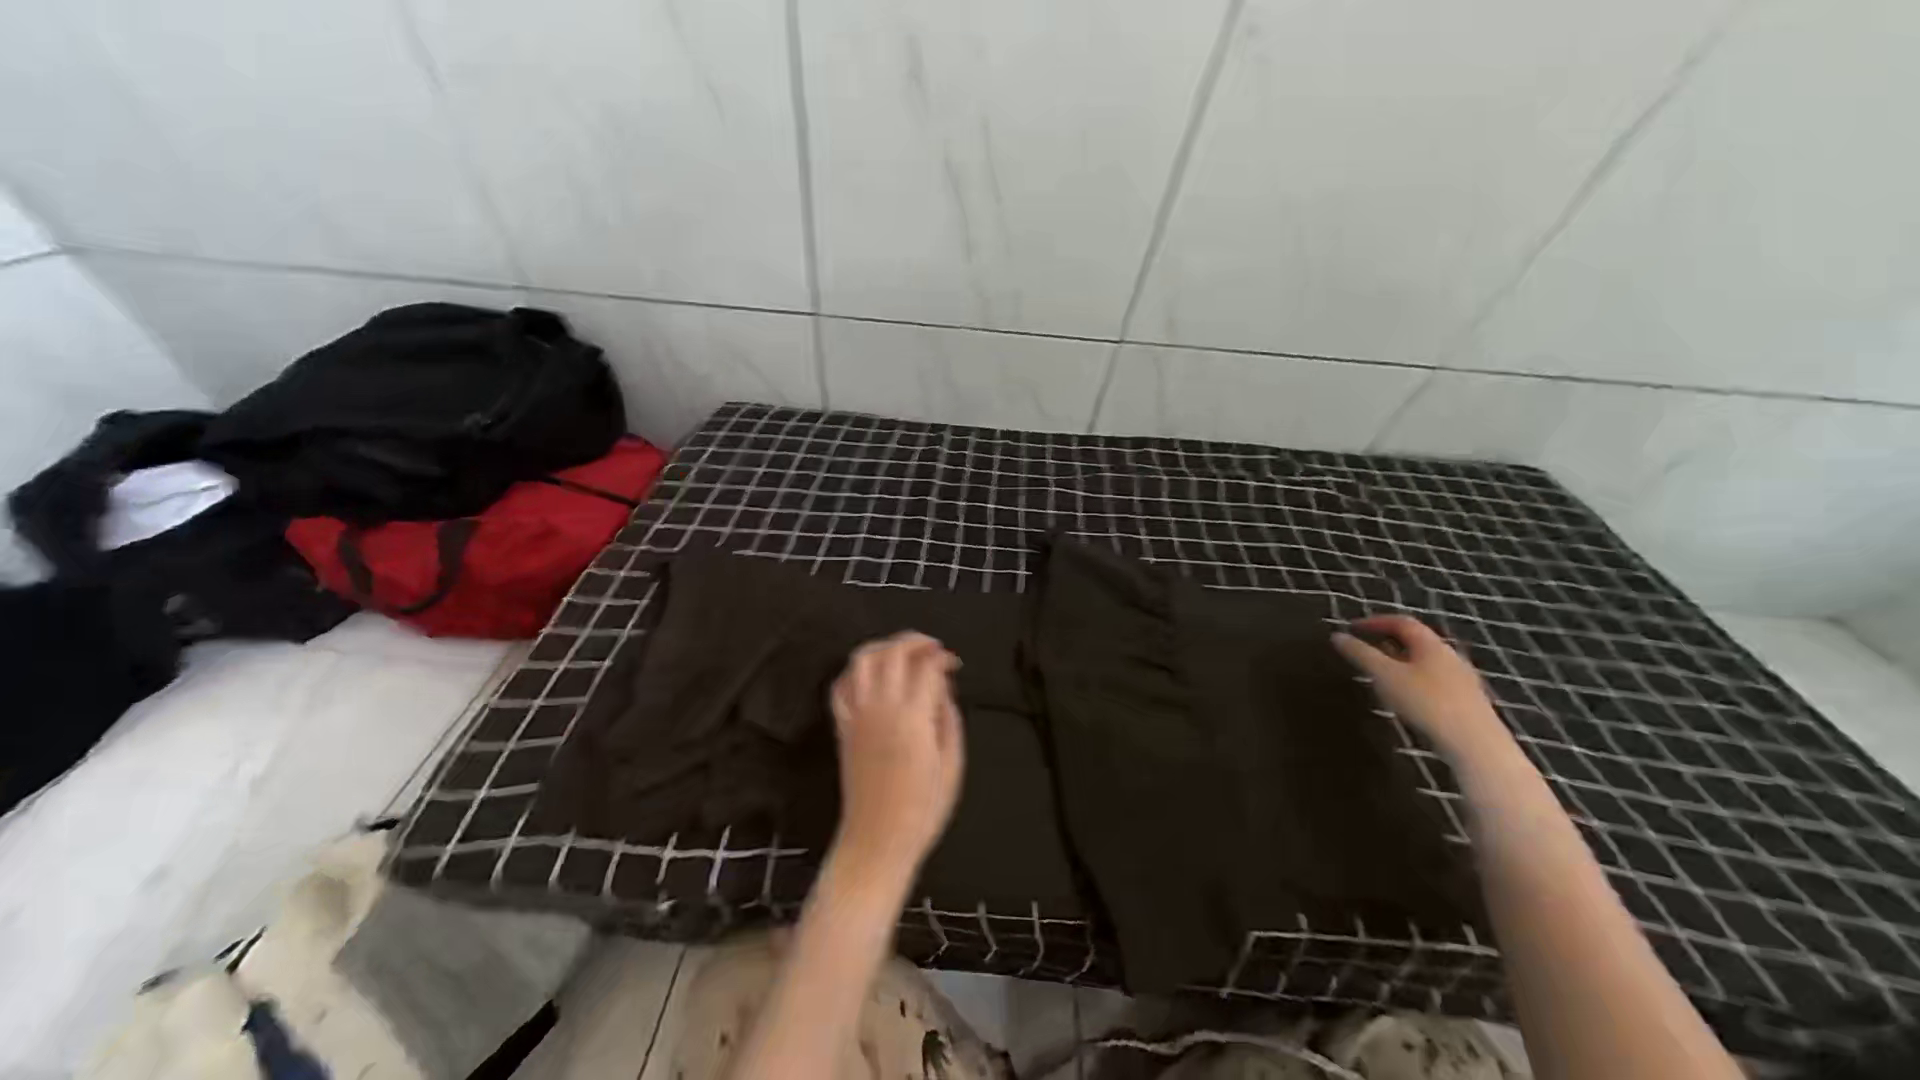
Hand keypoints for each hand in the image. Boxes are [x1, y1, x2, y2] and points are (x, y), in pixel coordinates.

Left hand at [828, 632, 965, 878]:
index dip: (943, 658)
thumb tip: (943, 688)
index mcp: (913, 717)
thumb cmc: (923, 808)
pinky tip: (871, 676)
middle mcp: (881, 707)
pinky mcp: (842, 726)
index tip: (954, 663)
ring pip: (862, 659)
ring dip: (884, 647)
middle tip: (932, 648)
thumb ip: (949, 718)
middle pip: (893, 653)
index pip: (927, 667)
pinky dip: (855, 672)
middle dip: (915, 642)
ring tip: (902, 653)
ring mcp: (856, 714)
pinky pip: (840, 686)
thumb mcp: (952, 763)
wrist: (877, 840)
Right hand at [1332, 615, 1513, 763]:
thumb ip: (1360, 654)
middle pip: (1416, 640)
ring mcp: (1463, 678)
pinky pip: (1435, 679)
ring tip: (1380, 673)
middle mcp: (1450, 655)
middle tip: (1364, 648)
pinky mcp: (1468, 701)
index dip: (1374, 621)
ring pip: (1426, 661)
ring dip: (1401, 661)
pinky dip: (1414, 678)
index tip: (1351, 628)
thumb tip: (1337, 636)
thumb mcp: (1384, 676)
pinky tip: (1406, 697)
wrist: (1476, 745)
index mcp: (1431, 644)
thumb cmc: (1426, 703)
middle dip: (1387, 640)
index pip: (1401, 621)